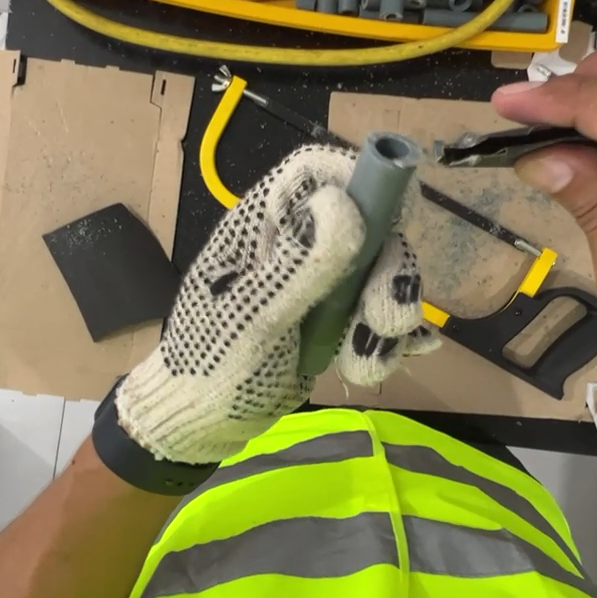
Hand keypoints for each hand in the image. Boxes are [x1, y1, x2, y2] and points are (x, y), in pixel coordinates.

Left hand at [117, 146, 438, 463]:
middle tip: (387, 322)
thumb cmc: (209, 365)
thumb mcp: (251, 319)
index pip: (317, 173)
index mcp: (262, 226)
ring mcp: (319, 284)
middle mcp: (297, 245)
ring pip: (382, 276)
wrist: (202, 424)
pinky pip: (378, 317)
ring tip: (362, 366)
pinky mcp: (334, 320)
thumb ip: (299, 265)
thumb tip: (345, 200)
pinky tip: (379, 363)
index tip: (394, 220)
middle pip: (370, 226)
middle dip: (390, 274)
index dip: (362, 180)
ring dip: (385, 323)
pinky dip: (387, 343)